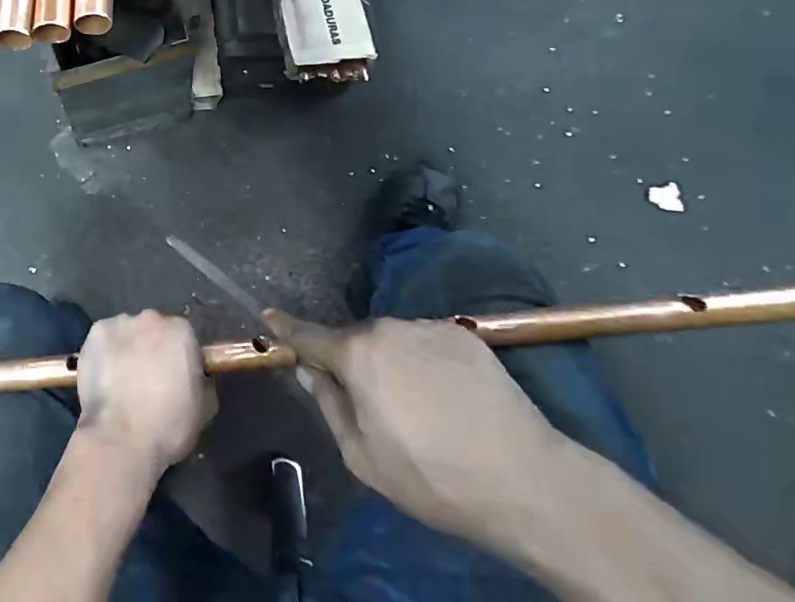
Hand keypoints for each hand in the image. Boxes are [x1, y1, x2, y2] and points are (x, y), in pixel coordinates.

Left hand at [75, 311, 215, 471]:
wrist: (120, 440)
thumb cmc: (168, 425)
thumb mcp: (204, 407)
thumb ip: (203, 382)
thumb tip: (197, 378)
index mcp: (181, 331)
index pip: (182, 336)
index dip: (178, 357)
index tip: (173, 378)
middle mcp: (150, 319)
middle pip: (153, 330)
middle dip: (151, 349)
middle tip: (147, 379)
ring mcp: (119, 325)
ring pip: (126, 334)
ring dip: (127, 349)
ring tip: (121, 382)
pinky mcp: (93, 336)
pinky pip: (103, 341)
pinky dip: (104, 354)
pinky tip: (104, 378)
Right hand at [263, 310, 567, 539]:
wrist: (524, 480)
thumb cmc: (432, 478)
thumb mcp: (364, 457)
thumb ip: (331, 406)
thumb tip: (313, 372)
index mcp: (360, 355)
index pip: (311, 336)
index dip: (287, 328)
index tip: (270, 315)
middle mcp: (391, 327)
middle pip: (357, 340)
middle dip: (351, 361)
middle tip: (367, 404)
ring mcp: (431, 327)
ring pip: (393, 340)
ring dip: (390, 362)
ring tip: (415, 408)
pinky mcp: (466, 336)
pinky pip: (426, 343)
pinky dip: (423, 363)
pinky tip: (445, 398)